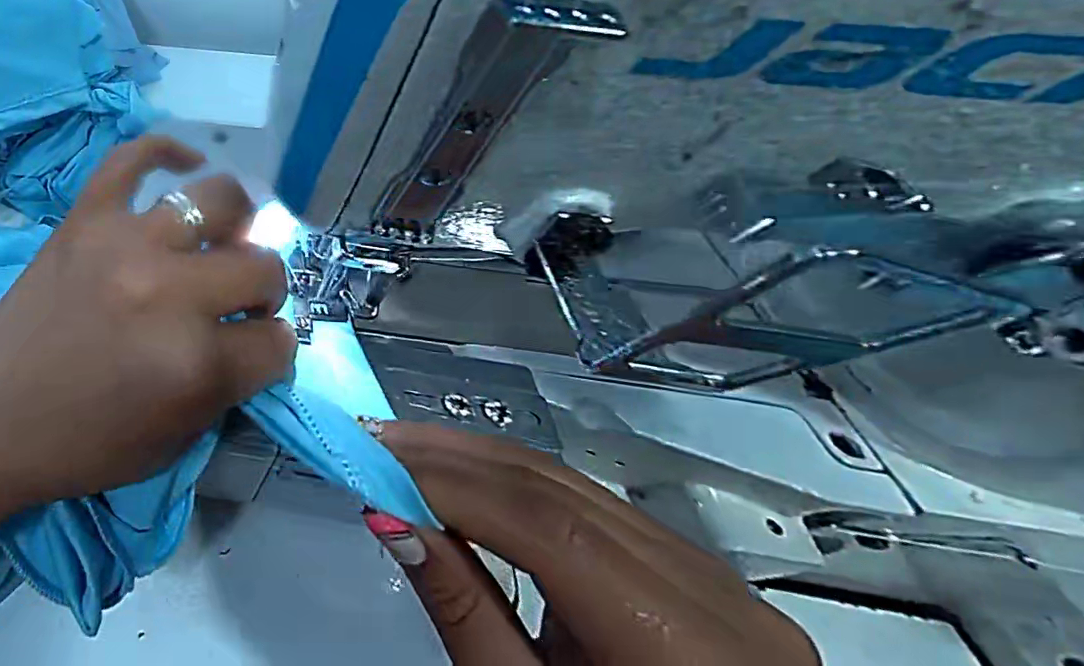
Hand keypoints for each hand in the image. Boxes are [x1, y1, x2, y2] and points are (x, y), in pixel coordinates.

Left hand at [0, 137, 295, 504]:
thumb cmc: (82, 442)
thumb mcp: (174, 440)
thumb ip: (230, 385)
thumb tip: (263, 334)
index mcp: (194, 364)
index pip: (277, 342)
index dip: (273, 347)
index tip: (257, 345)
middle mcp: (169, 292)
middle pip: (261, 267)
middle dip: (263, 292)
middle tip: (236, 301)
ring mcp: (126, 243)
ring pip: (218, 199)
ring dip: (234, 224)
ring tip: (219, 240)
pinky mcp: (87, 216)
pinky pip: (133, 157)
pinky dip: (165, 150)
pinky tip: (186, 162)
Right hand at [367, 422, 819, 665]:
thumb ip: (465, 612)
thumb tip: (393, 521)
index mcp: (681, 644)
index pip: (546, 524)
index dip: (453, 484)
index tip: (375, 462)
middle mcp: (707, 590)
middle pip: (555, 489)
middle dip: (454, 458)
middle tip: (375, 440)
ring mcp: (704, 571)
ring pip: (568, 482)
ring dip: (477, 460)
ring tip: (403, 449)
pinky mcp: (683, 562)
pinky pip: (585, 500)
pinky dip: (513, 482)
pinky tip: (466, 474)